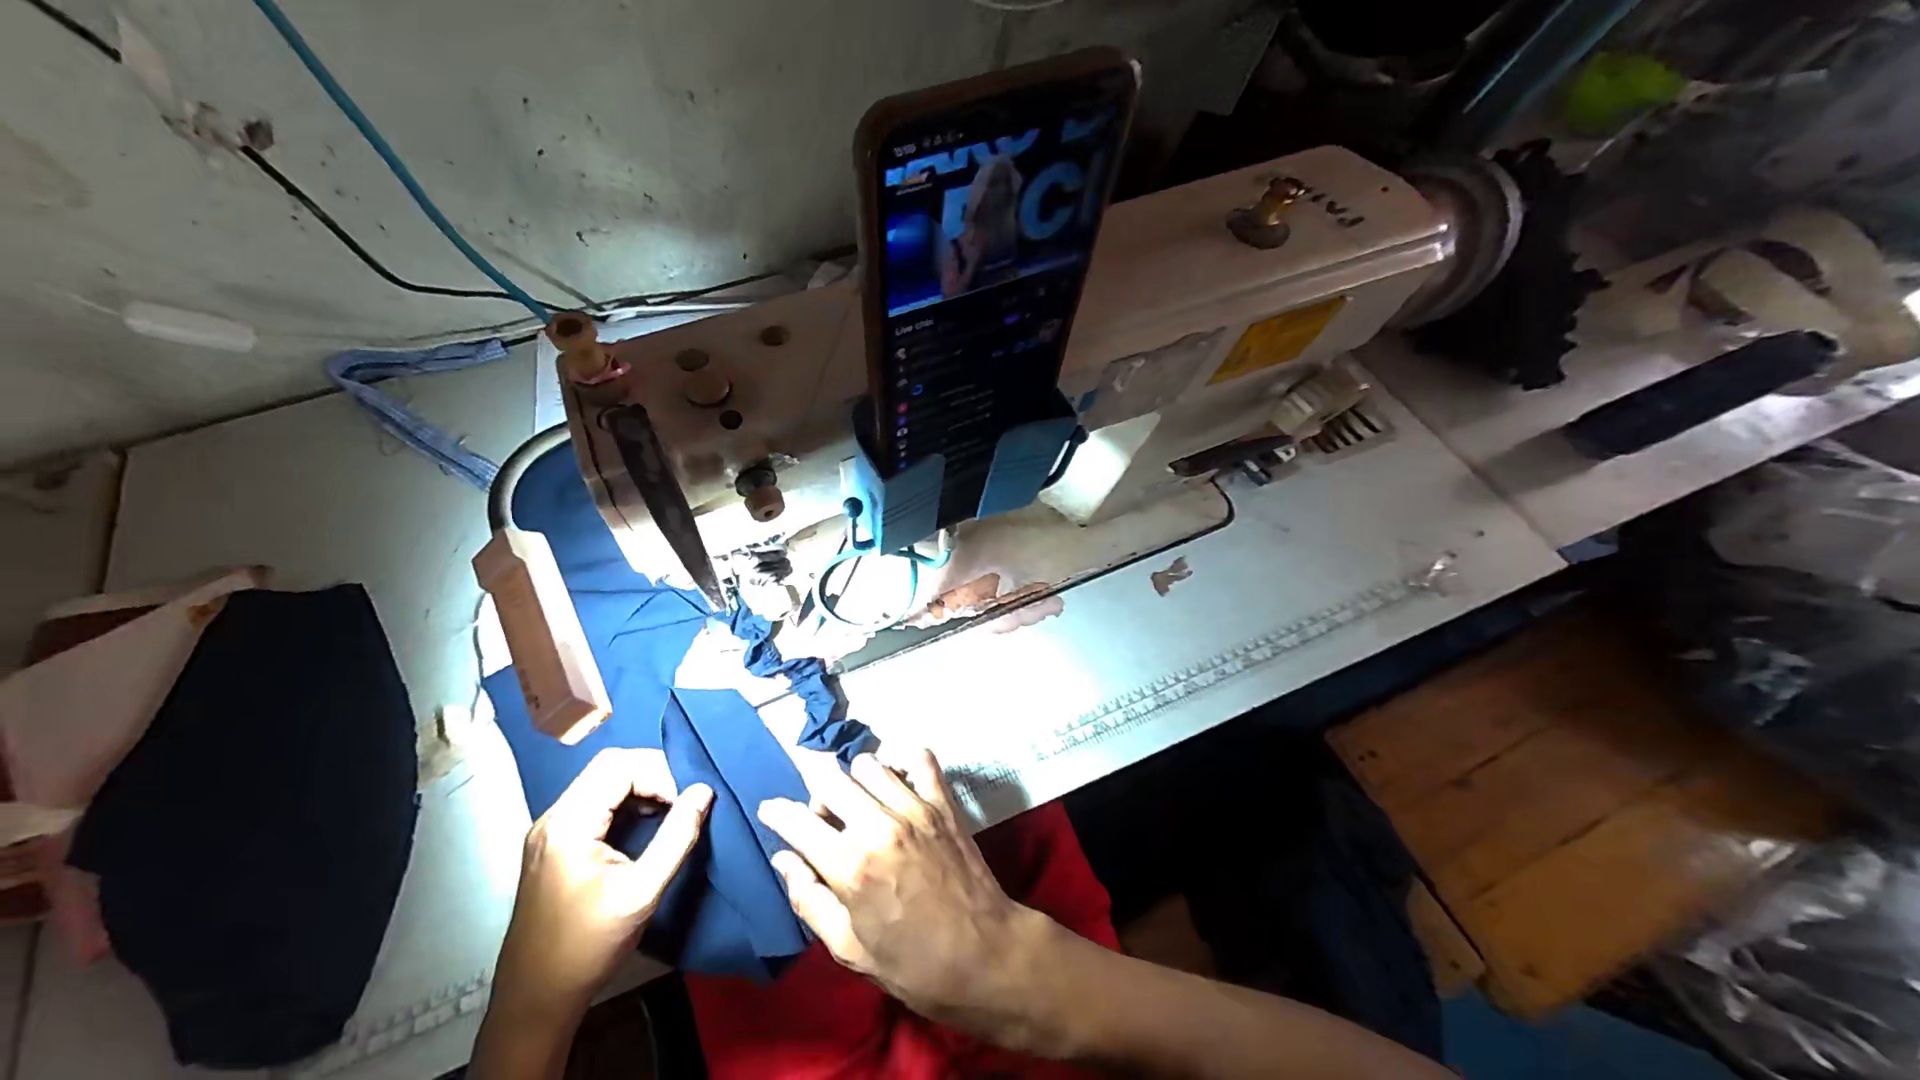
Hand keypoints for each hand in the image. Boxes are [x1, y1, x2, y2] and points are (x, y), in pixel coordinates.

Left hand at [493, 748, 712, 1023]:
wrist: (536, 998)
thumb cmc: (589, 947)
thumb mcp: (642, 892)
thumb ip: (677, 837)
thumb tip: (704, 792)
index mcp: (568, 825)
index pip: (619, 768)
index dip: (661, 774)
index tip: (689, 800)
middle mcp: (553, 818)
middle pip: (608, 766)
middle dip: (653, 773)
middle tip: (684, 798)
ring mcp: (550, 830)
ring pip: (602, 781)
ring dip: (641, 786)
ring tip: (672, 809)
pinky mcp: (555, 843)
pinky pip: (595, 802)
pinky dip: (626, 801)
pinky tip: (648, 822)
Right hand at [757, 749, 1053, 1037]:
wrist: (985, 956)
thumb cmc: (914, 965)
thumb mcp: (849, 948)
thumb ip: (810, 899)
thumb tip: (783, 859)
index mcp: (851, 866)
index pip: (797, 820)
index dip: (776, 813)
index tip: (771, 813)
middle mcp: (879, 826)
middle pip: (830, 779)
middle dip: (817, 796)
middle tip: (824, 821)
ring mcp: (916, 808)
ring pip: (868, 765)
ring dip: (856, 781)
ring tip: (861, 806)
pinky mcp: (944, 803)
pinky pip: (919, 757)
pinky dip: (902, 761)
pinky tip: (896, 783)